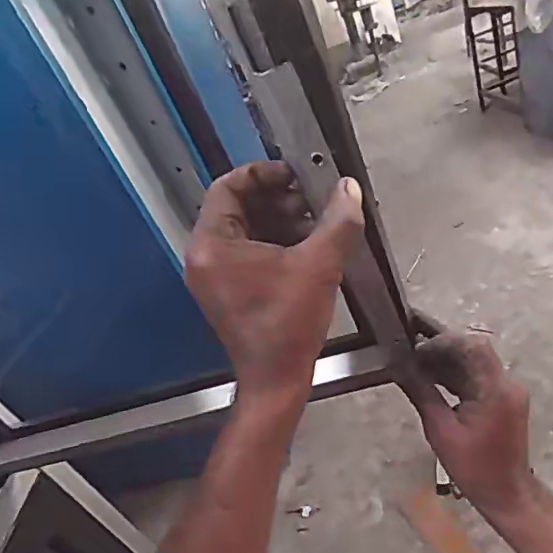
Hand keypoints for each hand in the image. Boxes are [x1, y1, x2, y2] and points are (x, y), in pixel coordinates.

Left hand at [185, 161, 364, 399]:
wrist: (277, 378)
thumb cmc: (287, 326)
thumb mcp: (318, 266)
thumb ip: (337, 222)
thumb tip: (348, 190)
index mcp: (211, 245)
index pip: (227, 187)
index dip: (262, 174)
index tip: (292, 175)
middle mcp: (204, 258)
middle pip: (236, 208)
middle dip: (276, 199)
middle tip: (310, 200)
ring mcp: (214, 277)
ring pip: (244, 230)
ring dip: (278, 220)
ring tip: (314, 224)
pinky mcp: (228, 291)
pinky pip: (248, 252)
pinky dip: (274, 243)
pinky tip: (306, 247)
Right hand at [400, 333, 537, 515]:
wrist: (506, 493)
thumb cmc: (474, 469)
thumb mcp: (441, 431)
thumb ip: (422, 393)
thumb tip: (400, 367)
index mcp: (496, 390)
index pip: (473, 347)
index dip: (443, 341)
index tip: (416, 347)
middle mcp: (507, 383)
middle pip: (474, 350)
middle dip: (442, 347)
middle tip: (411, 348)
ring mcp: (506, 390)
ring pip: (474, 362)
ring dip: (446, 360)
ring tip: (415, 361)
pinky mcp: (502, 398)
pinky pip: (477, 376)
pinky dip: (455, 374)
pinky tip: (430, 376)